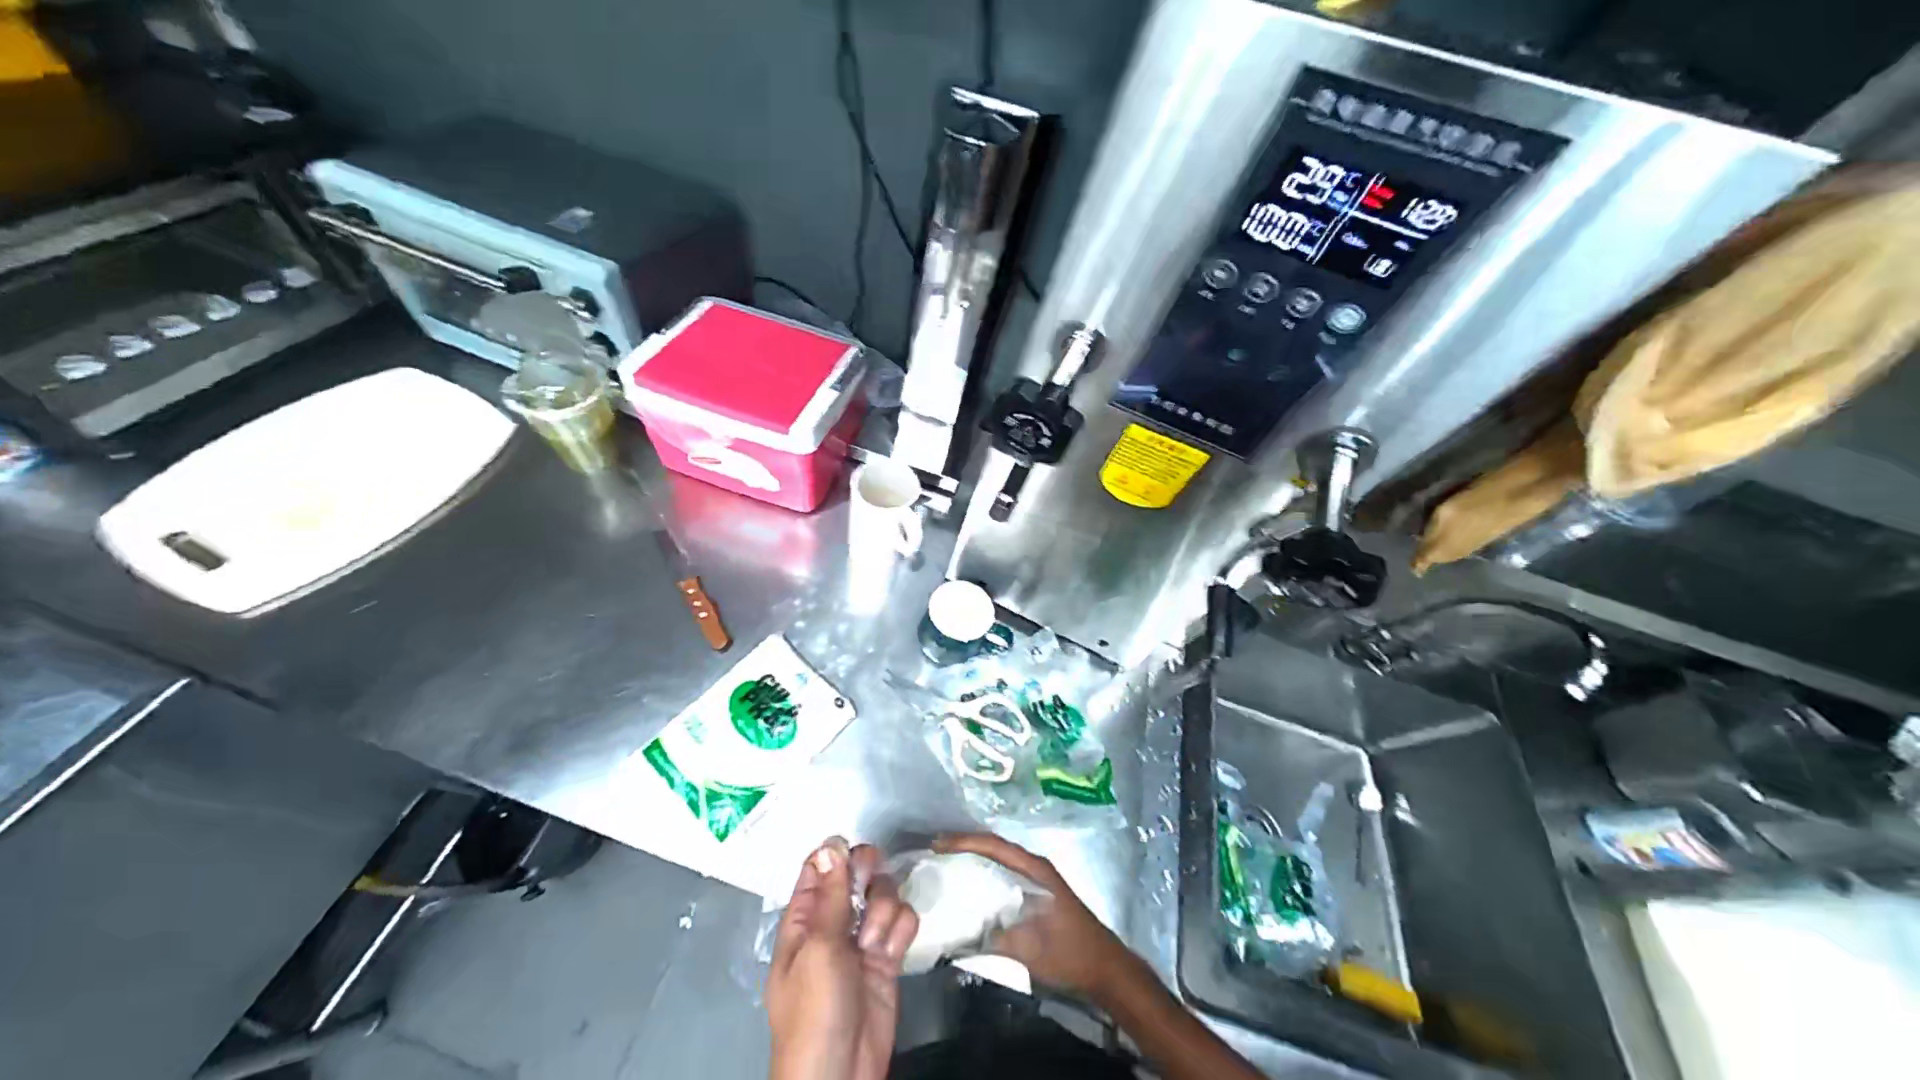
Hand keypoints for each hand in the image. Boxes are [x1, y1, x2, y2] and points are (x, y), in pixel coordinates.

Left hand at [767, 837, 919, 1079]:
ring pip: (883, 895)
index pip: (819, 868)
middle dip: (868, 877)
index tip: (854, 857)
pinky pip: (902, 923)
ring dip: (884, 910)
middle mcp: (834, 922)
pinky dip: (901, 929)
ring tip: (874, 942)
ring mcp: (861, 940)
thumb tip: (831, 843)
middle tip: (868, 893)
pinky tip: (892, 950)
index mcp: (804, 918)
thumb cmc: (814, 1009)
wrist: (840, 1075)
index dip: (838, 854)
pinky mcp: (887, 959)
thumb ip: (832, 894)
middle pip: (857, 874)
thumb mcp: (818, 948)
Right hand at [933, 832, 1139, 1005]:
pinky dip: (984, 874)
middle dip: (964, 846)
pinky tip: (968, 887)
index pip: (995, 846)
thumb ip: (993, 939)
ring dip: (973, 858)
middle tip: (933, 852)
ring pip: (998, 859)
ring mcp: (1036, 879)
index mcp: (1035, 870)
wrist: (1104, 969)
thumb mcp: (1030, 949)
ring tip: (943, 865)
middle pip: (994, 847)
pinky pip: (1004, 874)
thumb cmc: (1069, 954)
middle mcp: (1034, 867)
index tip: (938, 845)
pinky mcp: (1035, 893)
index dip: (965, 842)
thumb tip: (954, 936)